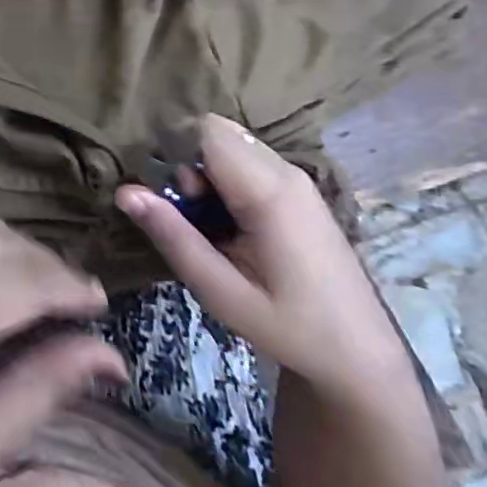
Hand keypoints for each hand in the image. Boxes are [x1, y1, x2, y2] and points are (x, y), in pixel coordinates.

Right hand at [116, 115, 406, 395]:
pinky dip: (225, 178)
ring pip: (231, 144)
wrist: (361, 355)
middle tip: (191, 213)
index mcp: (269, 192)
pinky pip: (248, 160)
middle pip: (217, 132)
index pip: (207, 131)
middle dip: (189, 160)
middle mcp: (285, 171)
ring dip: (207, 170)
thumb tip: (125, 192)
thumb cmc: (290, 327)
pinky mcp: (298, 189)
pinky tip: (230, 223)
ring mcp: (296, 178)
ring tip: (209, 222)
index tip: (171, 196)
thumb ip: (173, 236)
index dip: (176, 152)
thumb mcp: (221, 291)